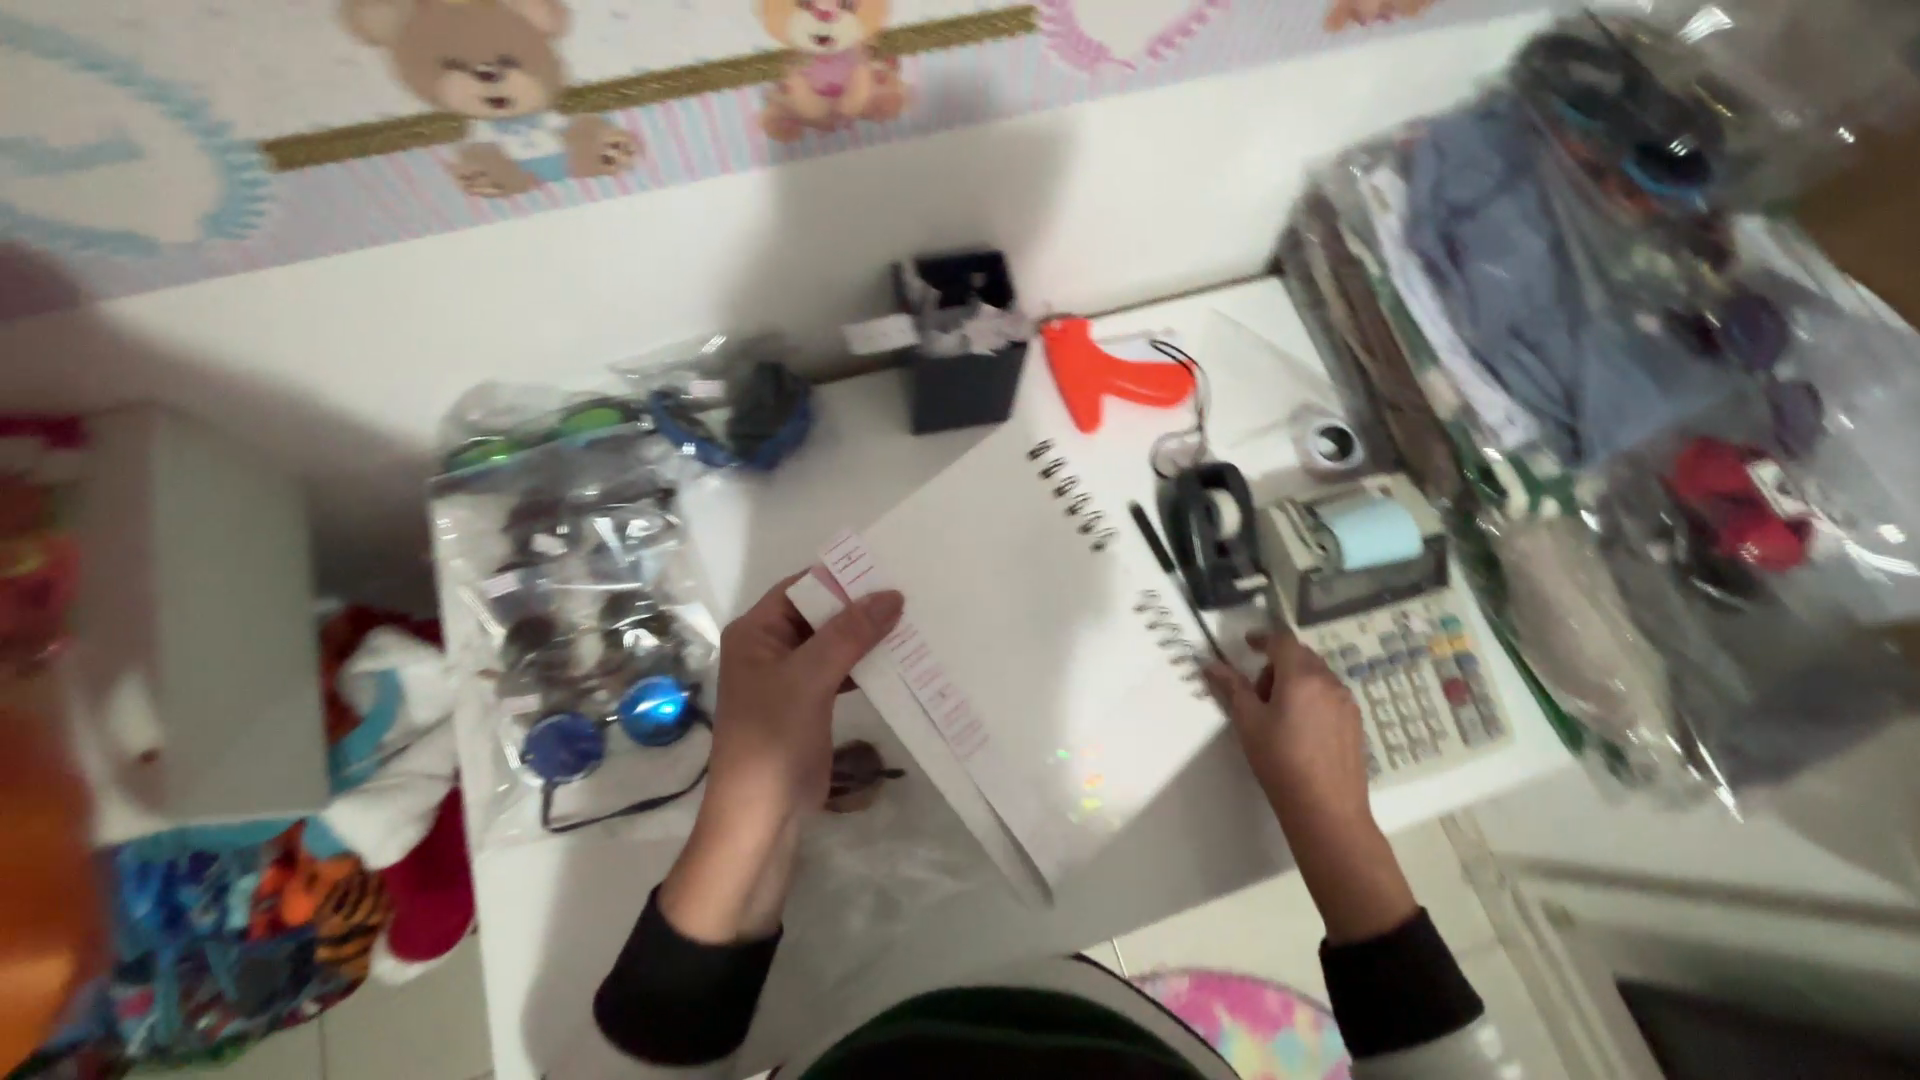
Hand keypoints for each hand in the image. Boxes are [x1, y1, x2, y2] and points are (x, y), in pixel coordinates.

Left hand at [661, 573, 903, 943]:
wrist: (760, 815)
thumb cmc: (773, 738)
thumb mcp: (810, 678)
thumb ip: (849, 634)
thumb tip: (892, 594)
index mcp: (756, 632)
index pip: (802, 587)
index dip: (842, 577)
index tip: (890, 567)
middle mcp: (770, 647)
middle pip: (821, 613)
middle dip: (862, 607)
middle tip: (913, 592)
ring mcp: (790, 676)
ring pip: (834, 642)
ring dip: (868, 637)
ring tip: (915, 622)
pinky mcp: (809, 702)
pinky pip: (841, 671)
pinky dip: (866, 666)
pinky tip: (901, 662)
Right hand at [1204, 627, 1371, 828]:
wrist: (1326, 808)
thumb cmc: (1279, 761)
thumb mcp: (1248, 722)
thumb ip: (1231, 688)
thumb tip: (1211, 664)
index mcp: (1301, 677)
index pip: (1282, 640)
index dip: (1263, 638)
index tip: (1247, 645)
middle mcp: (1329, 682)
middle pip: (1301, 656)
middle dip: (1277, 664)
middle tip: (1257, 692)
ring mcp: (1346, 702)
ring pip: (1317, 676)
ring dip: (1295, 681)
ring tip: (1278, 714)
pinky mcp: (1355, 722)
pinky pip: (1329, 695)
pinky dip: (1311, 697)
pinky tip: (1300, 729)